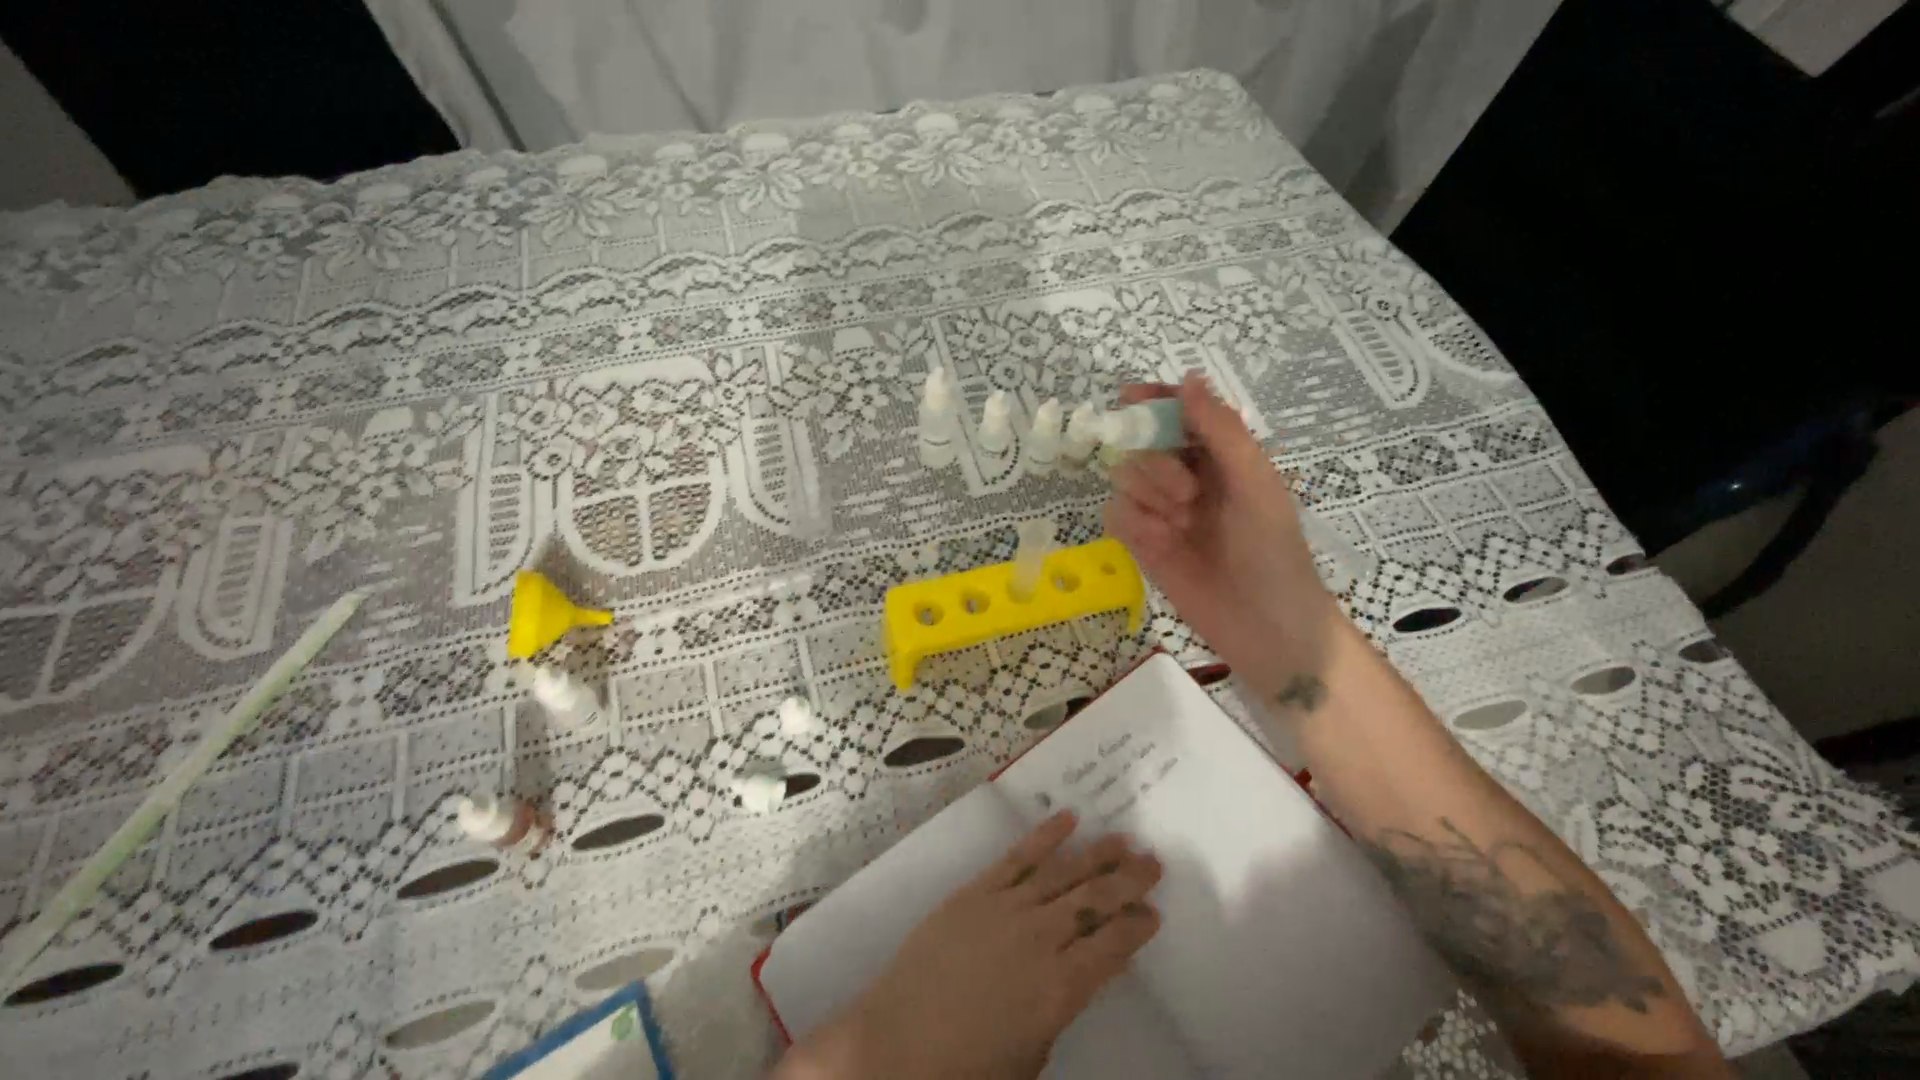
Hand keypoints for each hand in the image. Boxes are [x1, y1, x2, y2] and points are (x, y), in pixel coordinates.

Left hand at [776, 812, 1162, 1079]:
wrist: (898, 1045)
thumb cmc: (969, 1065)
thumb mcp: (1033, 1050)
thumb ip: (1061, 1004)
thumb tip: (1080, 971)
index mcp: (1061, 987)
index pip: (1114, 946)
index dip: (1138, 926)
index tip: (1154, 912)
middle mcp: (1041, 939)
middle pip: (1095, 901)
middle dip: (1129, 881)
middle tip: (1154, 863)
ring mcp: (1006, 909)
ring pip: (1062, 873)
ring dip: (1096, 855)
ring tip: (1122, 840)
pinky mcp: (974, 893)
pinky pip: (1017, 858)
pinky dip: (1044, 837)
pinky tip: (1067, 821)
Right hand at [1104, 375, 1343, 700]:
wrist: (1264, 624)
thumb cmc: (1272, 549)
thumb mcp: (1254, 482)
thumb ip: (1220, 429)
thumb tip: (1189, 377)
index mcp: (1221, 456)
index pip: (1180, 413)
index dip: (1155, 401)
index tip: (1130, 397)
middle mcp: (1188, 476)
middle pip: (1143, 443)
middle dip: (1157, 463)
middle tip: (1187, 494)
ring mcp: (1162, 510)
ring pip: (1124, 477)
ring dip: (1148, 496)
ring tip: (1180, 525)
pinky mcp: (1143, 543)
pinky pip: (1115, 513)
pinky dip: (1133, 524)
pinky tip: (1158, 544)